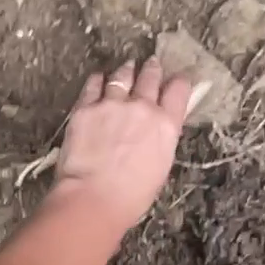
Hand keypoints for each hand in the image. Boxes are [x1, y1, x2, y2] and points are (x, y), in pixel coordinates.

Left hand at [47, 59, 190, 227]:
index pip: (178, 90)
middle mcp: (142, 108)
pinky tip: (99, 80)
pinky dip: (98, 80)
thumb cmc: (131, 197)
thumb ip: (160, 141)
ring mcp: (112, 104)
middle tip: (151, 65)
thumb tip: (156, 132)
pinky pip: (94, 84)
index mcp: (166, 126)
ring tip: (127, 68)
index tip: (177, 81)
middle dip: (152, 70)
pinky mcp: (85, 108)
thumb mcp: (160, 169)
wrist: (94, 198)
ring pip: (122, 76)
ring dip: (126, 71)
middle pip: (150, 77)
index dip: (178, 83)